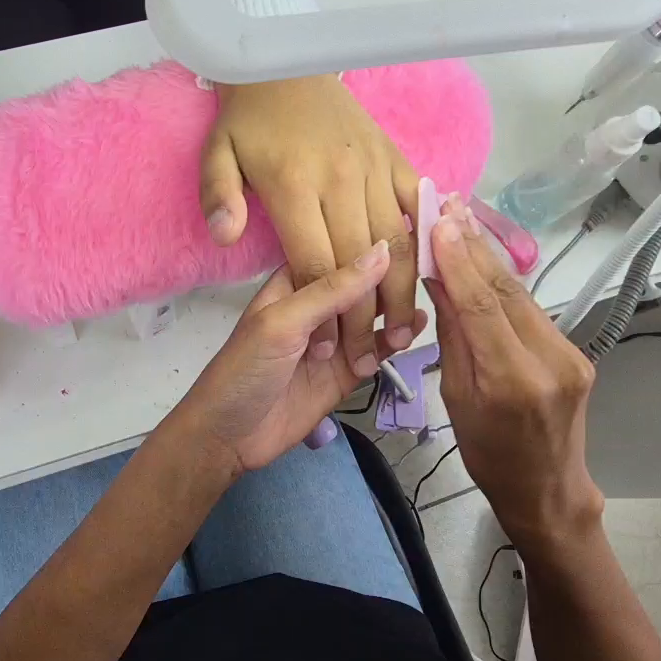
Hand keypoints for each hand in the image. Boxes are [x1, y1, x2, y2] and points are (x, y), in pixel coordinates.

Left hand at [169, 244, 425, 475]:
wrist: (228, 437)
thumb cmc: (244, 370)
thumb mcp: (283, 322)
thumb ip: (331, 289)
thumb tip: (382, 249)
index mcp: (295, 282)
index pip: (340, 250)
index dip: (373, 240)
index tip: (414, 223)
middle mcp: (318, 305)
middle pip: (363, 283)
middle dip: (391, 276)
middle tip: (432, 264)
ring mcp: (335, 339)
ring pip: (375, 315)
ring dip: (397, 308)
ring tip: (427, 296)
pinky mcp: (346, 372)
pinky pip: (377, 349)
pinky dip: (396, 339)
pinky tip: (420, 324)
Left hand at [201, 75, 420, 374]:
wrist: (284, 63)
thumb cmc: (246, 122)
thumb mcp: (215, 156)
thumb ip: (218, 198)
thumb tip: (227, 237)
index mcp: (294, 188)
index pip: (317, 264)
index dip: (327, 313)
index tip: (329, 349)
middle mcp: (340, 180)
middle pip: (362, 262)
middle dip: (369, 316)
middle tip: (371, 353)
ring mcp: (372, 167)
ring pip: (398, 241)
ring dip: (404, 290)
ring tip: (403, 329)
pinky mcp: (393, 156)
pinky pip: (415, 206)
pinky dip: (426, 241)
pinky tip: (428, 276)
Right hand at [424, 195, 602, 550]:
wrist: (547, 489)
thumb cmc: (488, 456)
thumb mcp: (457, 399)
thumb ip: (454, 338)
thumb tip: (439, 282)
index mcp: (513, 381)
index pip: (482, 305)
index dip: (459, 260)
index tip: (439, 220)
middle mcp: (550, 359)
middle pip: (505, 290)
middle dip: (473, 246)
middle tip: (448, 204)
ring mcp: (570, 353)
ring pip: (520, 295)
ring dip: (487, 258)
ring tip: (460, 219)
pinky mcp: (575, 352)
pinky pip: (531, 311)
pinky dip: (502, 283)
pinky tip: (482, 260)